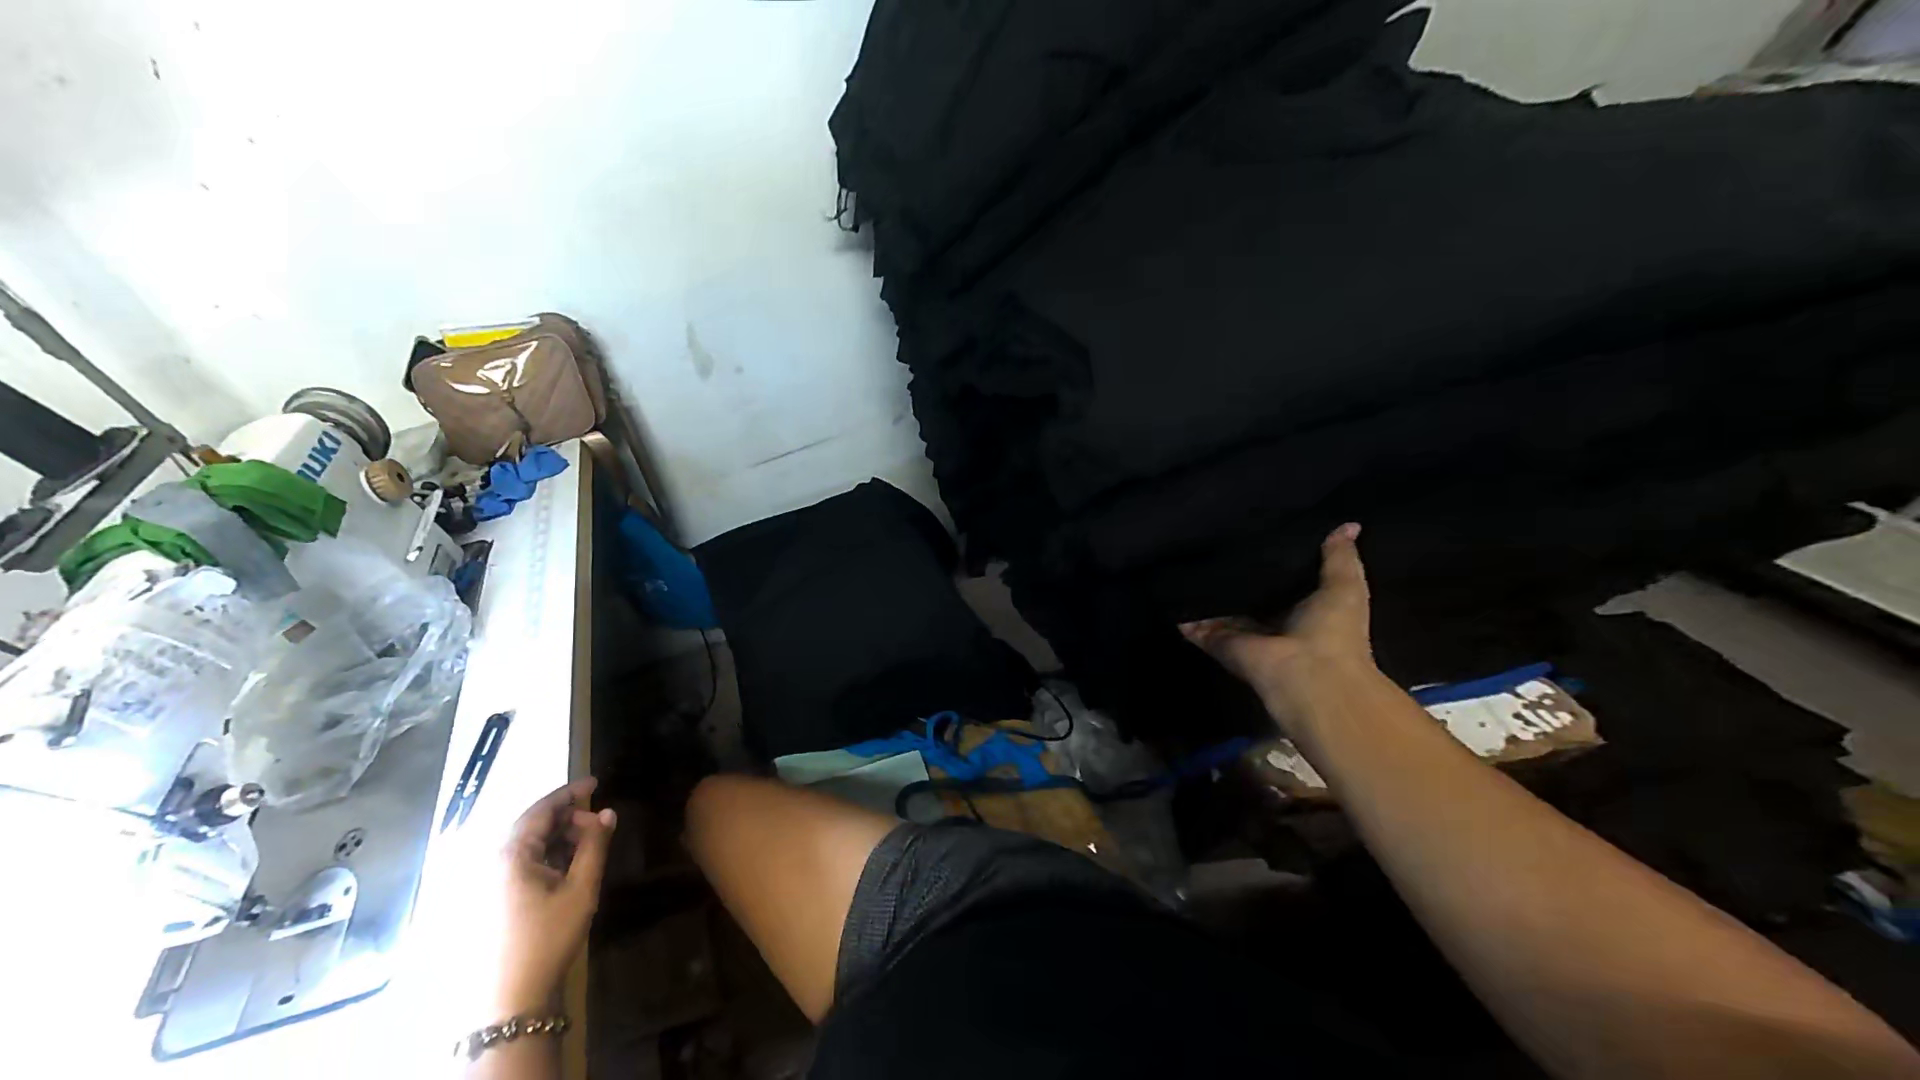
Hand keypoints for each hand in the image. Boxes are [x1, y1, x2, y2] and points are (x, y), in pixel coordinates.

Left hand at [495, 778, 615, 1015]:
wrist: (512, 996)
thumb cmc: (548, 936)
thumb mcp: (581, 888)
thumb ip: (595, 845)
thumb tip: (608, 812)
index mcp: (511, 854)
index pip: (541, 809)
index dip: (570, 792)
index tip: (596, 783)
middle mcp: (495, 862)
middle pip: (534, 825)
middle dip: (569, 817)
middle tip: (600, 823)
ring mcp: (492, 882)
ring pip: (530, 844)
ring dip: (561, 837)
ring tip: (590, 843)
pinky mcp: (495, 899)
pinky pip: (524, 862)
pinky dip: (549, 855)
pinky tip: (570, 865)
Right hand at [1179, 522, 1374, 715]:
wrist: (1307, 676)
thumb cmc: (1333, 630)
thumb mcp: (1344, 585)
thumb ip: (1339, 556)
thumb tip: (1350, 524)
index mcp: (1305, 608)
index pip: (1285, 580)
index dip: (1273, 560)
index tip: (1257, 531)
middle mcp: (1273, 622)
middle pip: (1250, 595)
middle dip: (1236, 575)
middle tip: (1215, 541)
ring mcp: (1244, 635)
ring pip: (1221, 610)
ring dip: (1207, 593)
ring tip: (1186, 559)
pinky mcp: (1220, 644)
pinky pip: (1198, 626)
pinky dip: (1185, 614)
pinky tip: (1170, 590)